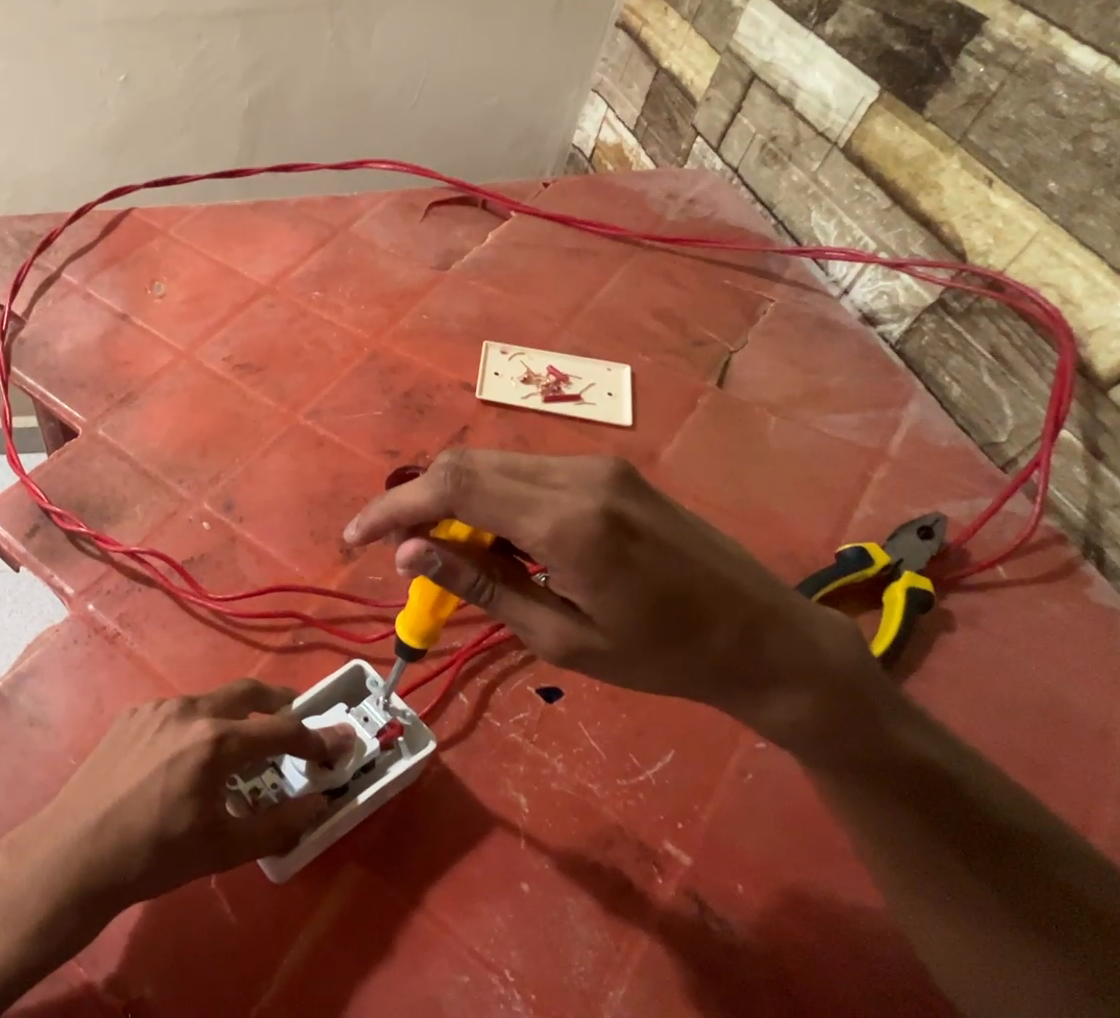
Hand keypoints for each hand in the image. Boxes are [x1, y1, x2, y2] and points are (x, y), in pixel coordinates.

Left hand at [6, 679, 347, 910]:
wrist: (76, 853)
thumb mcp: (227, 847)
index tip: (337, 748)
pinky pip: (179, 712)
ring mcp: (156, 709)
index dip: (317, 739)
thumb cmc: (156, 856)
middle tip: (298, 728)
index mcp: (216, 741)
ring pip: (212, 701)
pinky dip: (202, 725)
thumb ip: (282, 822)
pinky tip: (193, 759)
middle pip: (249, 693)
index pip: (283, 729)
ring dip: (238, 717)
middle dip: (280, 706)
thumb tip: (319, 802)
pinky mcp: (132, 716)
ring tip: (244, 750)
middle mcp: (189, 711)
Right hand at [343, 450, 878, 752]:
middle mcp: (577, 476)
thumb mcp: (562, 638)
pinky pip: (523, 471)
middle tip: (393, 551)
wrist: (766, 637)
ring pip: (490, 463)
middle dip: (413, 502)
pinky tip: (491, 539)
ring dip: (449, 500)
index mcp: (566, 522)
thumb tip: (408, 554)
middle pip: (463, 464)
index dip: (391, 510)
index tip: (354, 539)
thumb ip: (481, 586)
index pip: (451, 489)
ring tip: (439, 551)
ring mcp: (597, 466)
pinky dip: (487, 498)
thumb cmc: (663, 657)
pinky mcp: (608, 471)